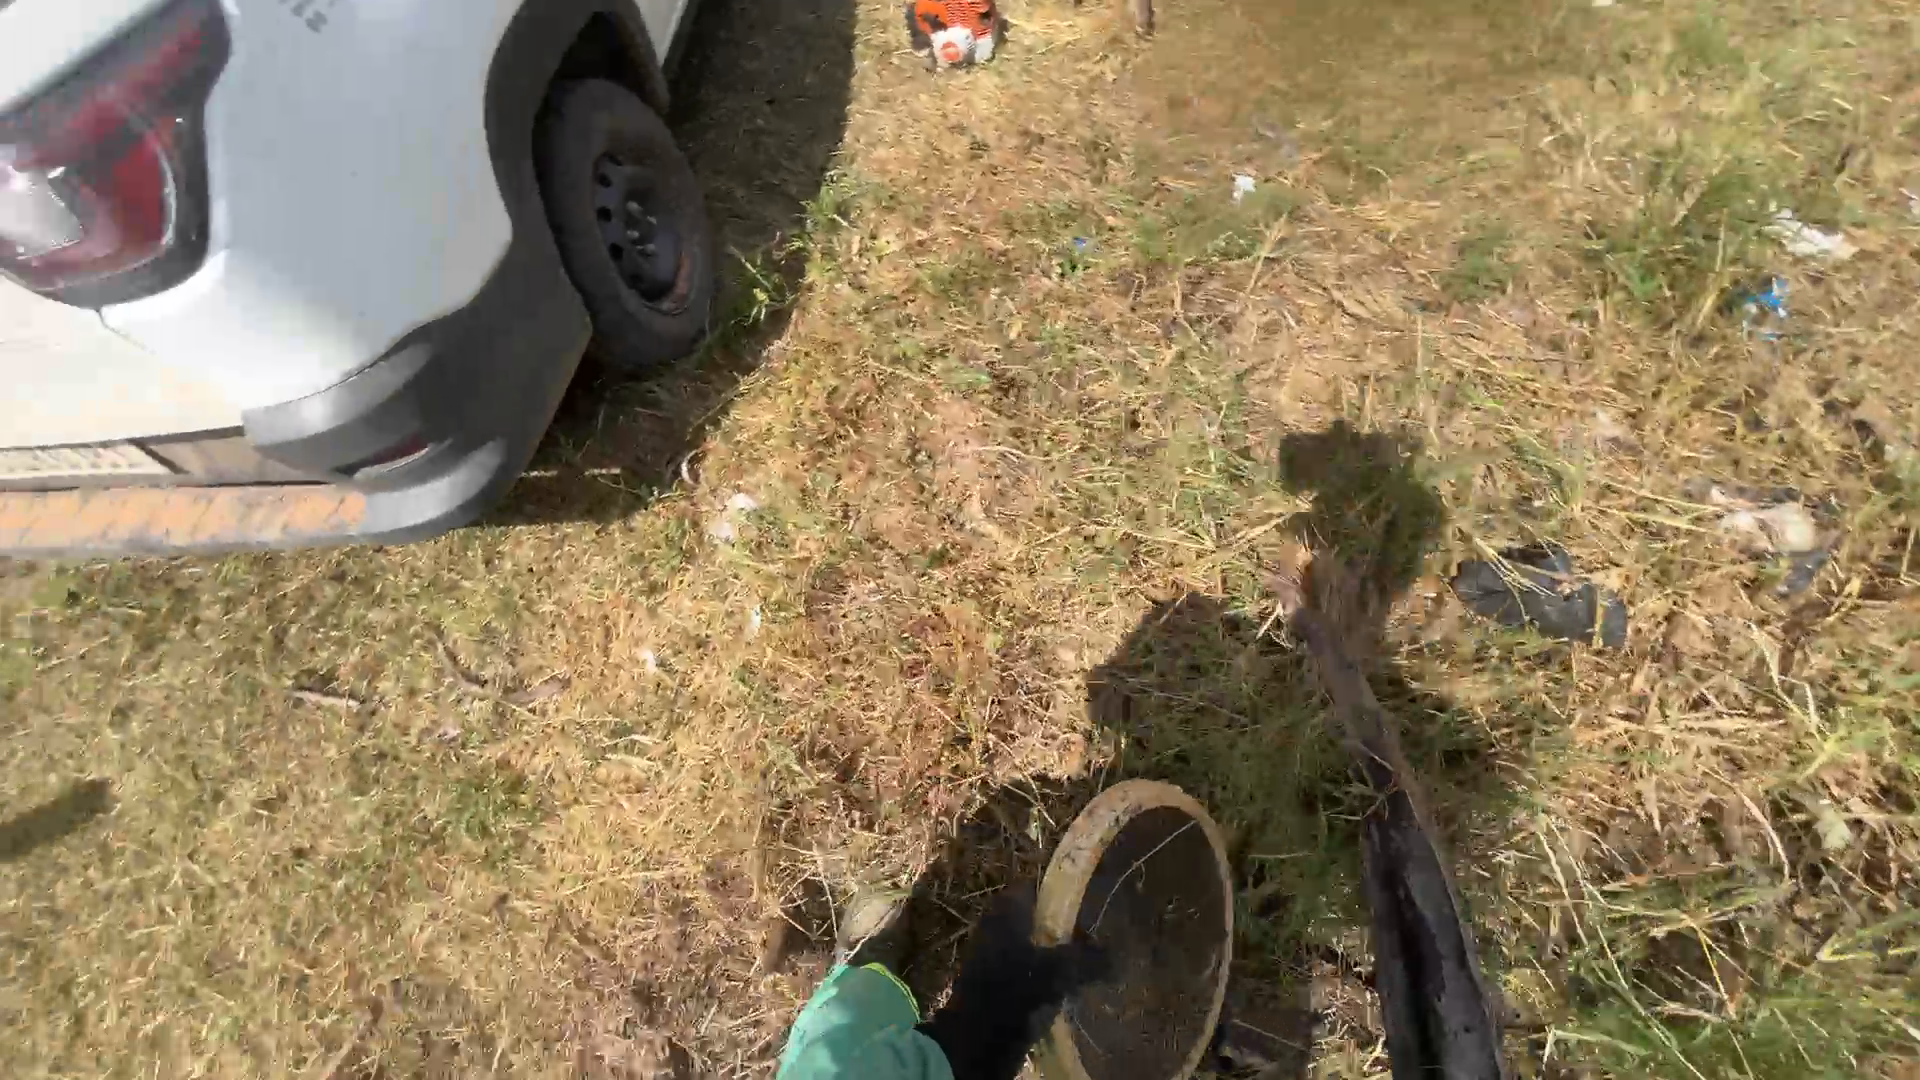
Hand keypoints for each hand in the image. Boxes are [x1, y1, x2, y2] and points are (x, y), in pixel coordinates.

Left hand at [917, 885, 1107, 1079]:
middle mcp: (996, 925)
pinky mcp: (993, 983)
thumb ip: (1088, 960)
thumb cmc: (1014, 990)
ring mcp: (992, 955)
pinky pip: (1023, 973)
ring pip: (1030, 947)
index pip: (1035, 888)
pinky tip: (1059, 995)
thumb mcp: (1058, 972)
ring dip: (1052, 959)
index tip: (1084, 912)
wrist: (974, 1038)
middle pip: (1035, 919)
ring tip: (1079, 974)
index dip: (1059, 897)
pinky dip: (1041, 980)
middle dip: (1061, 932)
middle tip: (1088, 947)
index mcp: (1006, 910)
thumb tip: (1115, 957)